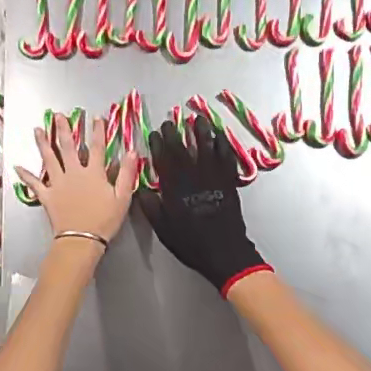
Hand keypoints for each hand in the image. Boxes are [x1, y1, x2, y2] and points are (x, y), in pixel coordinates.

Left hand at [15, 113, 139, 244]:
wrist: (82, 239)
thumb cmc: (104, 220)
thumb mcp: (122, 197)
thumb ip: (127, 174)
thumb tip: (132, 152)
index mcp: (93, 173)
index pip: (96, 147)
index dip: (97, 131)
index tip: (96, 117)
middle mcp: (73, 173)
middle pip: (68, 147)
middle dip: (63, 129)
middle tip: (58, 115)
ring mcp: (58, 184)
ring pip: (49, 159)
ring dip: (43, 143)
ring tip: (37, 130)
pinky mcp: (47, 196)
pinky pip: (34, 184)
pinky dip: (26, 175)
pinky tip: (18, 167)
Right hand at [137, 116, 269, 296]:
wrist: (224, 251)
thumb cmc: (191, 242)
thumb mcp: (163, 228)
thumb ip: (151, 206)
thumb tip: (141, 189)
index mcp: (174, 187)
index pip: (163, 158)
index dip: (157, 144)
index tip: (154, 134)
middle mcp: (193, 176)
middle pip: (182, 148)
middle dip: (174, 133)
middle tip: (170, 122)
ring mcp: (213, 176)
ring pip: (207, 147)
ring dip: (201, 131)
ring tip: (197, 120)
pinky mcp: (229, 180)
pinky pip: (226, 157)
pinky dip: (223, 144)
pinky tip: (220, 137)